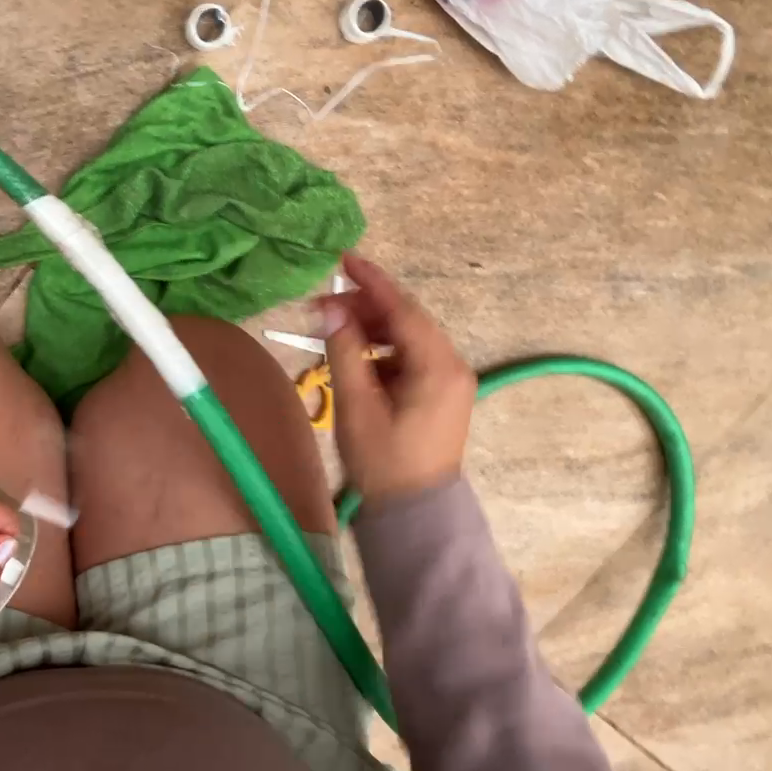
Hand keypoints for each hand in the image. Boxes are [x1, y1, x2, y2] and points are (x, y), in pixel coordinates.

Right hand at [316, 254, 476, 506]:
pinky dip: (380, 349)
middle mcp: (451, 365)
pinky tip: (353, 354)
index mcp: (437, 366)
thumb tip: (330, 310)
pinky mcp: (439, 393)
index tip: (344, 259)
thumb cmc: (384, 461)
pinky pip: (408, 357)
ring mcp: (448, 380)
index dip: (372, 282)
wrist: (415, 511)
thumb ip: (344, 352)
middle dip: (364, 307)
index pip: (402, 309)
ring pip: (406, 338)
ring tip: (331, 329)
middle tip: (320, 305)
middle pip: (405, 320)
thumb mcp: (356, 405)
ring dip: (369, 328)